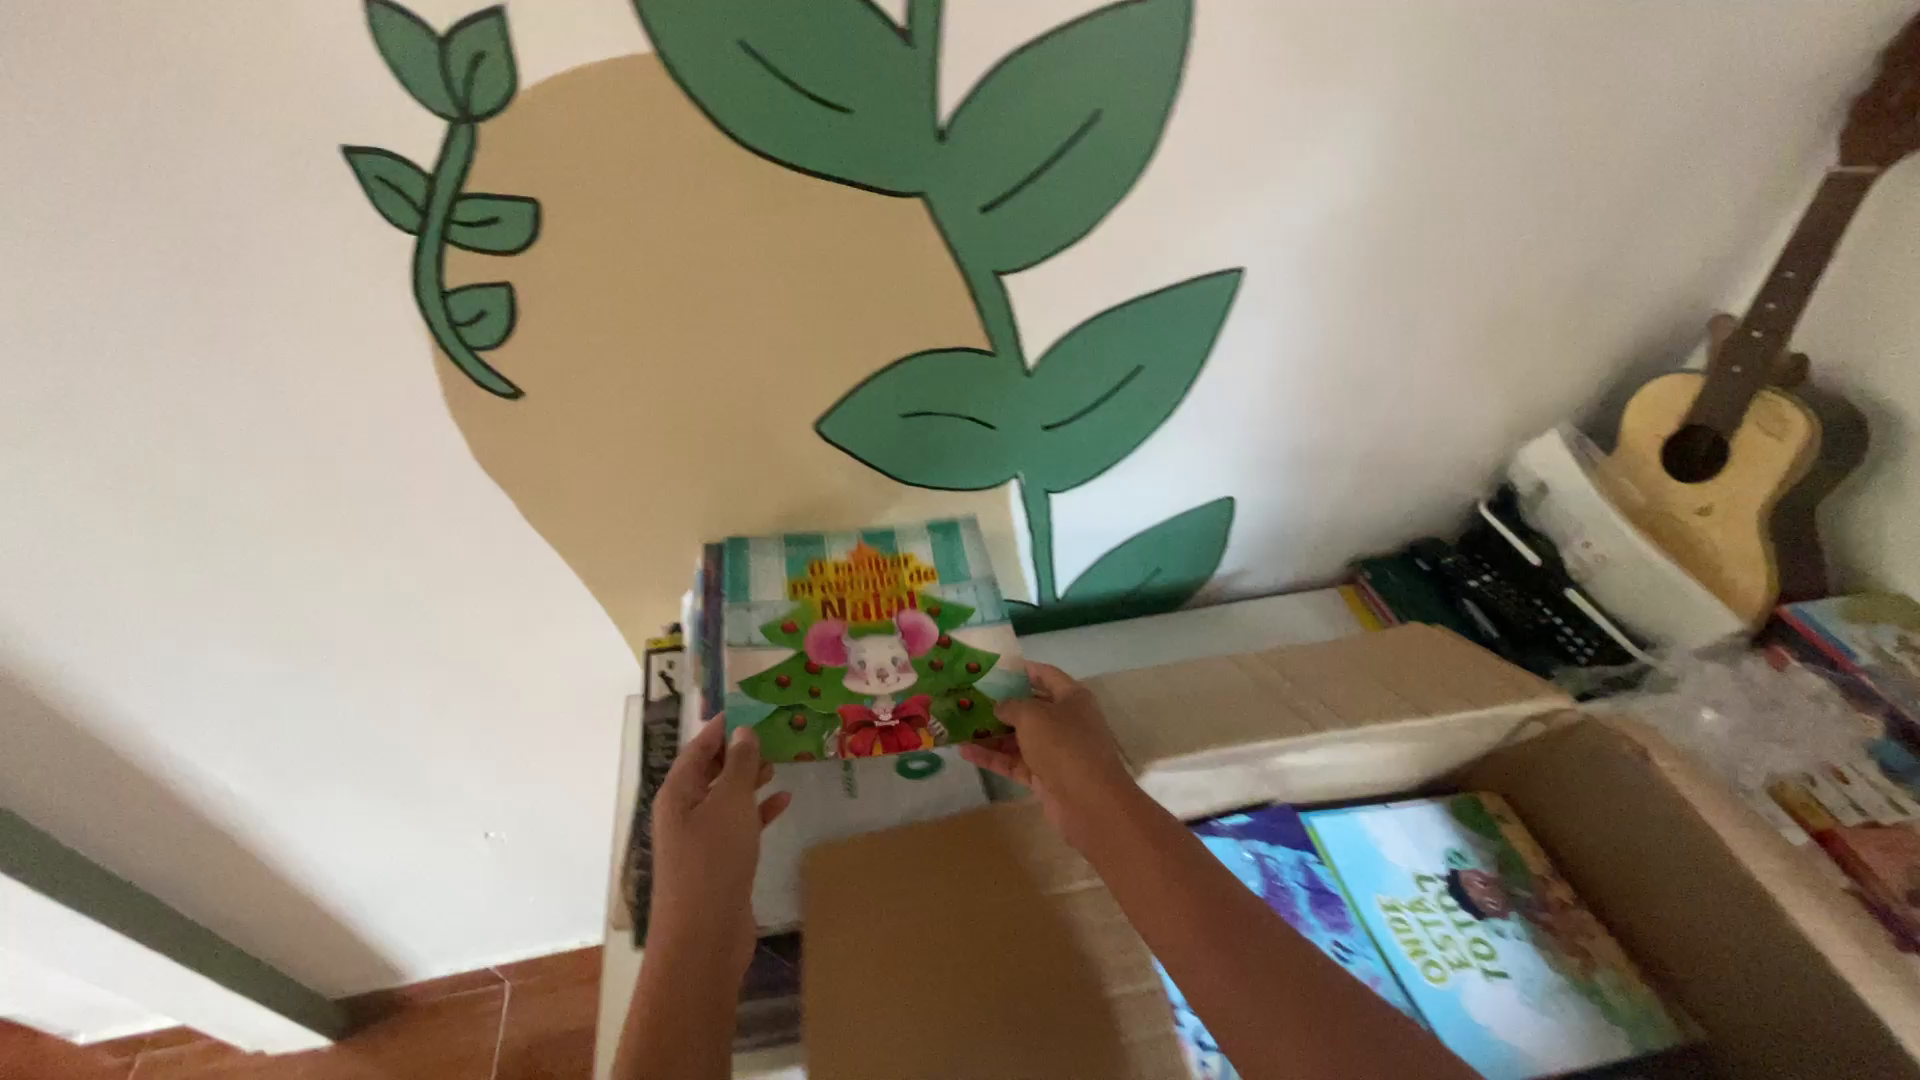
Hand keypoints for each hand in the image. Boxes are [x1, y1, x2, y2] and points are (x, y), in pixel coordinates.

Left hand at [648, 717, 791, 977]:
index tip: (749, 706)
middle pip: (712, 770)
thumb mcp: (730, 803)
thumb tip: (743, 732)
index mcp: (678, 792)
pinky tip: (784, 800)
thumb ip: (740, 765)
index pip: (699, 747)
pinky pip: (740, 823)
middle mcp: (685, 810)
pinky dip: (760, 810)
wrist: (705, 935)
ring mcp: (702, 837)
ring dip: (751, 778)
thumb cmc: (713, 860)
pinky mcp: (720, 860)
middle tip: (773, 731)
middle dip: (740, 751)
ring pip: (728, 796)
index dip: (722, 726)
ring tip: (781, 759)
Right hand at [959, 662, 1137, 849]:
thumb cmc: (1064, 745)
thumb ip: (1012, 706)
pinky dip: (992, 757)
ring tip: (959, 725)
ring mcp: (1055, 751)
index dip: (1022, 670)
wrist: (1089, 802)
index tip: (993, 669)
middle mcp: (1065, 721)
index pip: (1046, 675)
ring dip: (991, 733)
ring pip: (1018, 738)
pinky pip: (1014, 762)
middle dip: (1000, 704)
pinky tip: (965, 752)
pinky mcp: (1044, 777)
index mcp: (1072, 698)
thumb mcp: (1033, 716)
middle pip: (1030, 708)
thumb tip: (1000, 707)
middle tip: (969, 698)